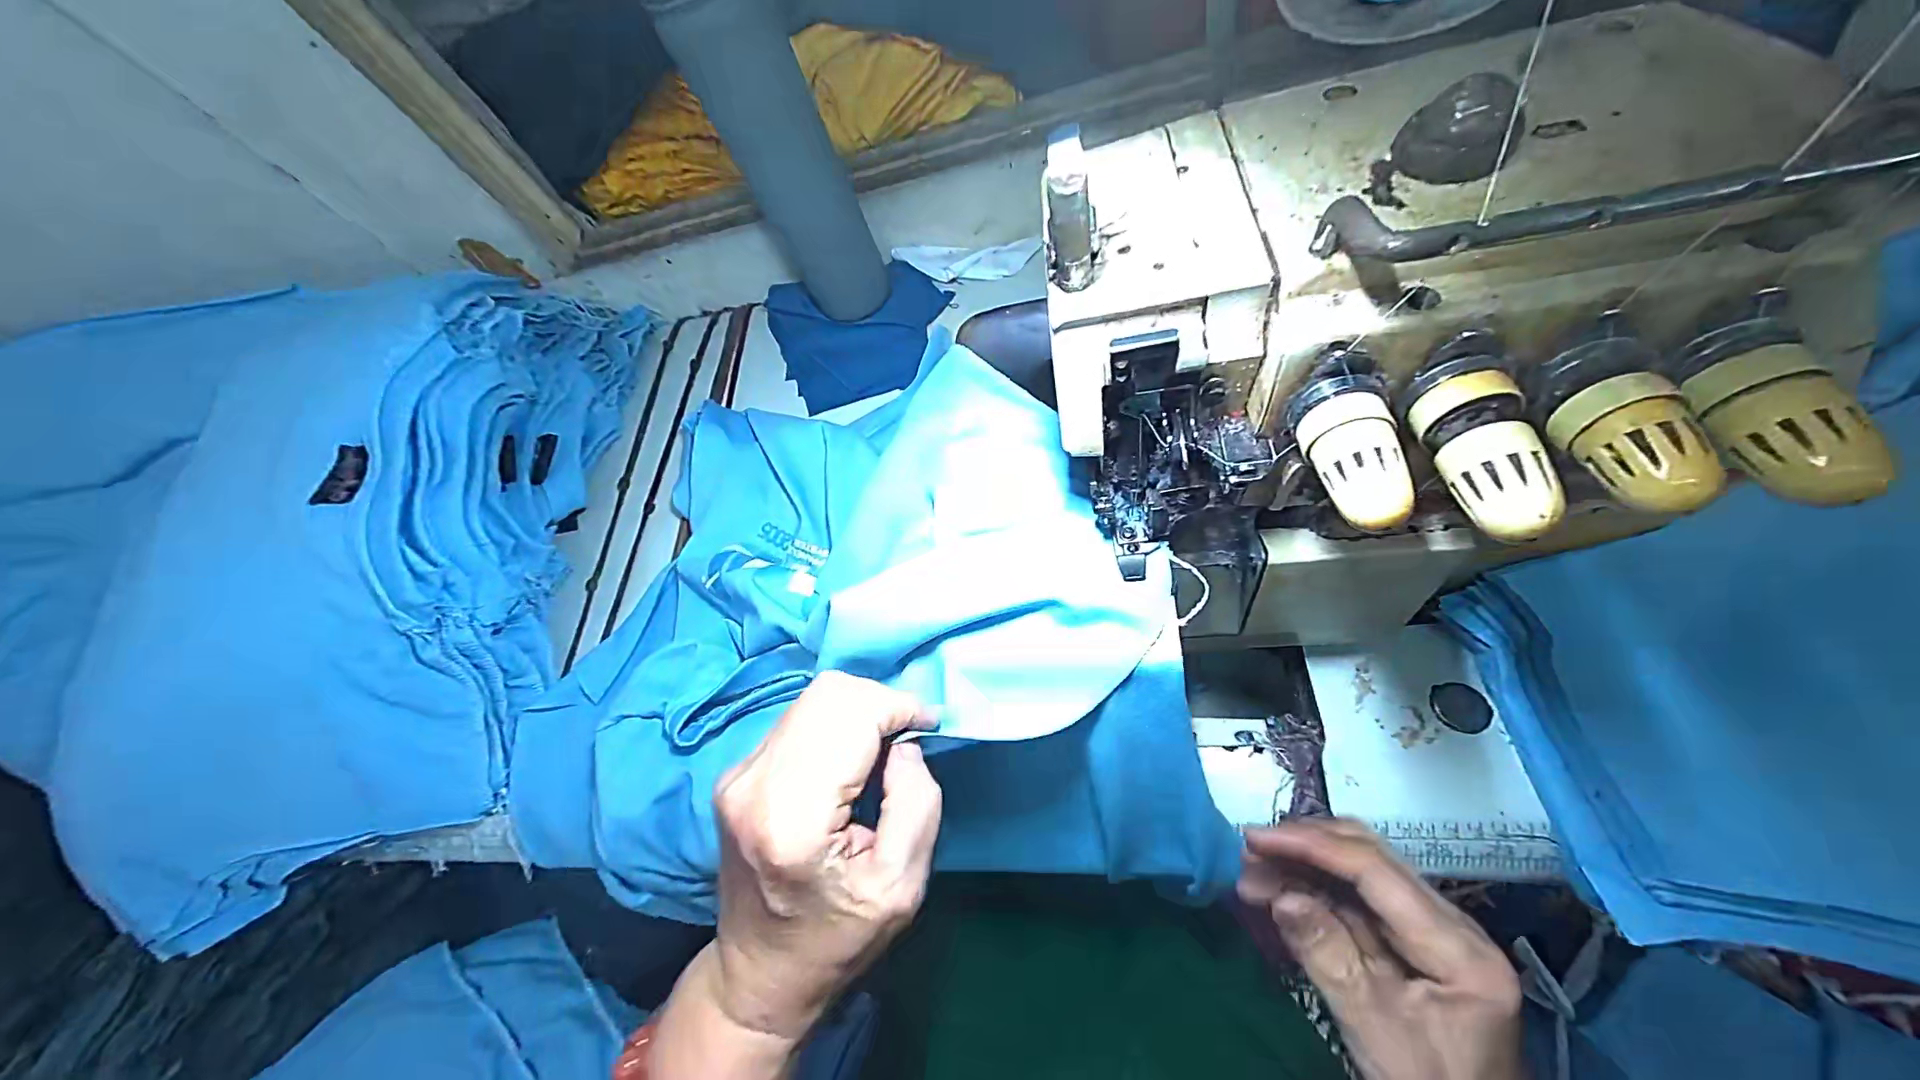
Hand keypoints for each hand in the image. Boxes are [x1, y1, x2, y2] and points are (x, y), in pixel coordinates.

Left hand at [651, 672, 941, 1077]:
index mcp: (792, 816)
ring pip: (812, 699)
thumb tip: (903, 744)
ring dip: (858, 710)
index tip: (930, 723)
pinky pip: (797, 719)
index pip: (850, 715)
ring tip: (882, 746)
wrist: (758, 974)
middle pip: (828, 695)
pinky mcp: (736, 774)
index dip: (898, 707)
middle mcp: (754, 783)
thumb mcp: (901, 887)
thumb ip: (917, 804)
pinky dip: (835, 722)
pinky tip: (850, 758)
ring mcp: (738, 775)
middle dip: (880, 702)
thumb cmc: (836, 939)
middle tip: (908, 734)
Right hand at [1238, 820, 1526, 1079]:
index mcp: (1457, 947)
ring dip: (1302, 864)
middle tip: (1249, 854)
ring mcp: (1432, 926)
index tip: (1255, 839)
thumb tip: (1280, 897)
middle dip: (1302, 846)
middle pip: (1368, 856)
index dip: (1310, 846)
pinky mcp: (1411, 936)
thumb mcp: (1372, 1027)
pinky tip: (1278, 891)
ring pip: (1358, 868)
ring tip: (1253, 874)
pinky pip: (1356, 895)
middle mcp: (1452, 923)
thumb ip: (1328, 957)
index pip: (1375, 871)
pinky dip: (1313, 887)